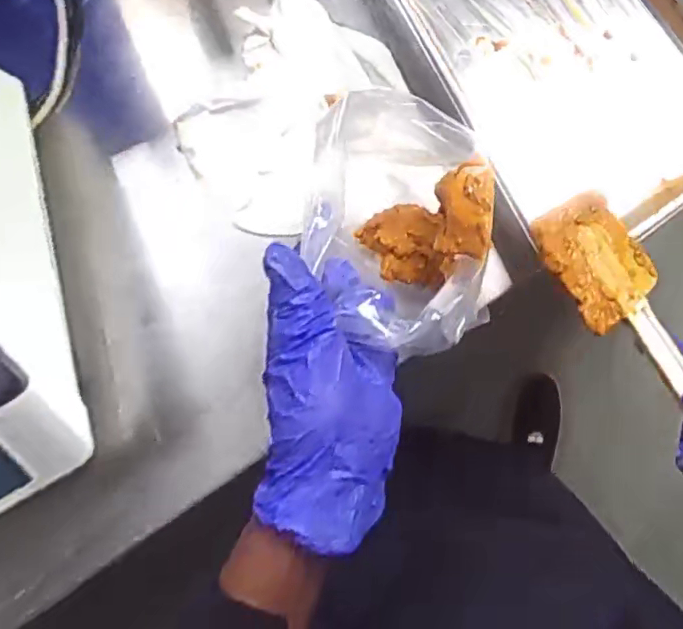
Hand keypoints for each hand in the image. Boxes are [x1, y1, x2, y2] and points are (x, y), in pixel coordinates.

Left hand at [254, 242, 401, 555]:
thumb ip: (300, 304)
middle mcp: (322, 336)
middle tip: (371, 227)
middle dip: (347, 261)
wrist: (342, 468)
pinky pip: (382, 329)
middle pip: (333, 291)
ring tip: (392, 251)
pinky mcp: (376, 364)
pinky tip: (403, 292)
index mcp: (297, 332)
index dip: (312, 250)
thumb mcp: (305, 351)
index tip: (328, 214)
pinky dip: (390, 311)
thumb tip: (278, 257)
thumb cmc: (317, 409)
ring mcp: (350, 351)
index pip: (302, 281)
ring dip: (371, 284)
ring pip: (358, 307)